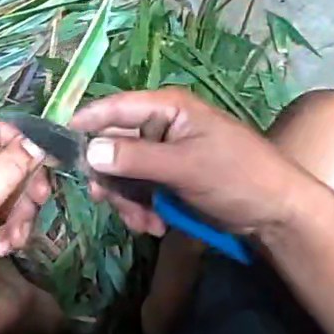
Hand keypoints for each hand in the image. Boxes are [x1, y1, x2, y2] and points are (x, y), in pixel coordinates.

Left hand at [0, 120, 48, 320]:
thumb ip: (12, 165)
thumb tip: (39, 144)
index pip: (4, 131)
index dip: (28, 146)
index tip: (49, 165)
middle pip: (15, 163)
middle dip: (25, 190)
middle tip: (34, 206)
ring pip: (16, 192)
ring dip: (19, 216)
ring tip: (8, 239)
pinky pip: (9, 214)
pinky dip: (11, 230)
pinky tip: (1, 247)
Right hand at [71, 88, 311, 238]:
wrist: (277, 214)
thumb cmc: (237, 176)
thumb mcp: (185, 166)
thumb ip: (135, 158)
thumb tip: (89, 151)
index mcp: (167, 107)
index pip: (115, 107)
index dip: (86, 122)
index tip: (56, 142)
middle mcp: (160, 125)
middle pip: (113, 143)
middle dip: (110, 176)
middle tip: (105, 200)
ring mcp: (163, 152)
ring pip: (122, 172)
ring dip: (126, 199)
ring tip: (142, 222)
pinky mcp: (167, 177)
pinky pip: (137, 189)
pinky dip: (140, 208)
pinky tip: (154, 226)